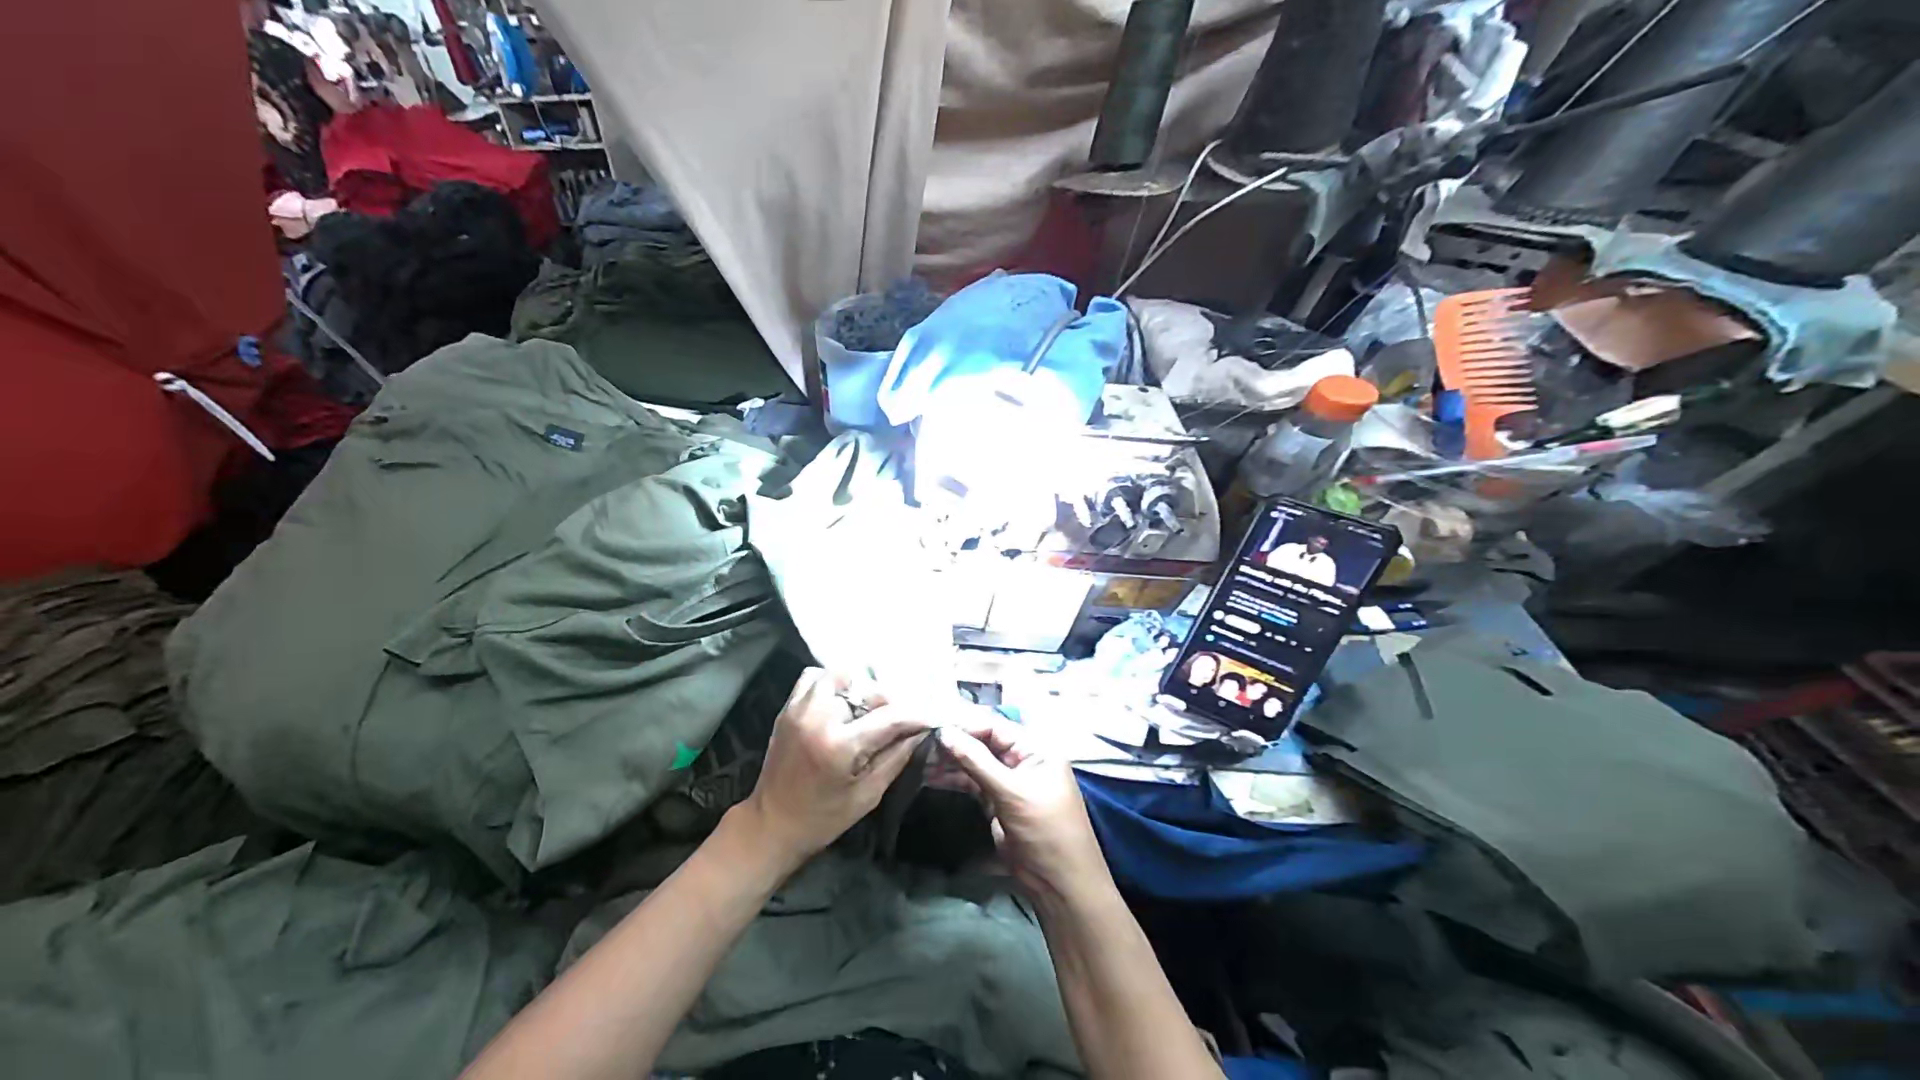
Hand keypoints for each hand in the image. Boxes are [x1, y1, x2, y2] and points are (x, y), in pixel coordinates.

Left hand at [740, 668, 931, 867]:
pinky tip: (840, 705)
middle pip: (866, 689)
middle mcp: (818, 717)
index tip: (929, 718)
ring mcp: (799, 709)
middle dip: (886, 702)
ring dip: (858, 689)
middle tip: (893, 720)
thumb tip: (920, 731)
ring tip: (865, 710)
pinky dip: (831, 684)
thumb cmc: (823, 818)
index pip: (889, 716)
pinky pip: (814, 678)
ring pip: (840, 675)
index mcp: (839, 745)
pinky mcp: (787, 708)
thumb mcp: (868, 795)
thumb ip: (896, 757)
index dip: (915, 716)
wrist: (771, 825)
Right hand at [933, 713, 1110, 905]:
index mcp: (1036, 748)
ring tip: (919, 758)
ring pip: (976, 762)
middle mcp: (1023, 759)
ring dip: (951, 761)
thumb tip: (945, 732)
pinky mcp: (999, 801)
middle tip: (920, 742)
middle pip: (984, 742)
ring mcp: (1010, 781)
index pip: (995, 726)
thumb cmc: (1044, 830)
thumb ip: (977, 761)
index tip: (933, 726)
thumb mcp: (1011, 792)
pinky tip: (931, 776)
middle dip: (955, 742)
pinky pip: (974, 782)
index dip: (965, 725)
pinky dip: (955, 779)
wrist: (1060, 883)